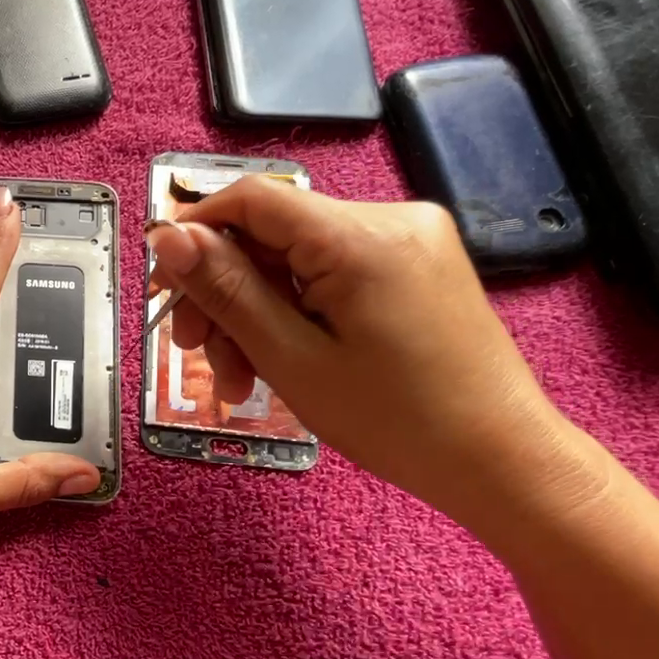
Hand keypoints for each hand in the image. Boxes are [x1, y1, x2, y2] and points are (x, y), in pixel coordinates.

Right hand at [146, 176, 585, 519]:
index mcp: (362, 237)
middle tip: (193, 351)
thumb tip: (167, 236)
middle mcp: (389, 219)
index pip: (251, 199)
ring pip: (289, 260)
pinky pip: (322, 275)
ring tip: (238, 377)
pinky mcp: (410, 266)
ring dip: (249, 313)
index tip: (162, 290)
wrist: (496, 458)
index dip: (193, 233)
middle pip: (267, 235)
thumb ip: (225, 289)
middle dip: (220, 292)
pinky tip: (273, 360)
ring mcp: (405, 241)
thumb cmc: (392, 419)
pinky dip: (287, 314)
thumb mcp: (289, 356)